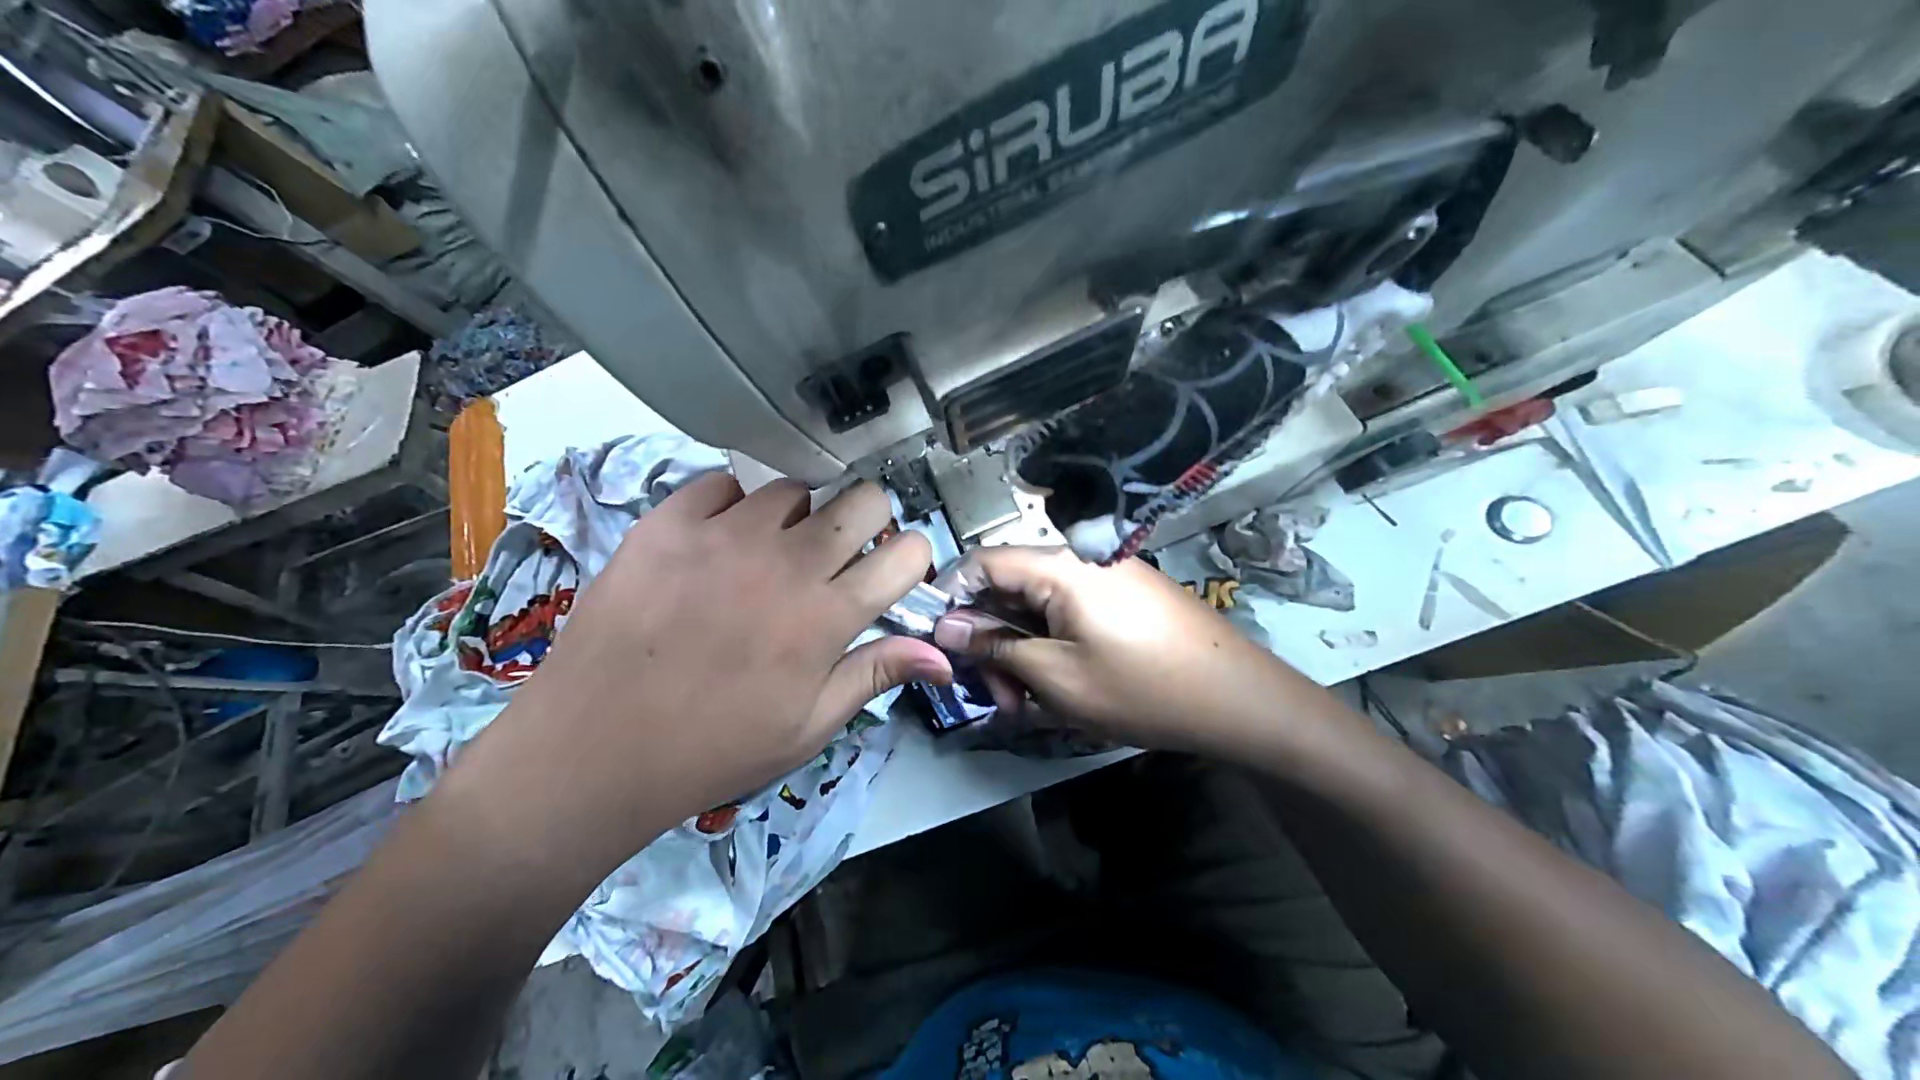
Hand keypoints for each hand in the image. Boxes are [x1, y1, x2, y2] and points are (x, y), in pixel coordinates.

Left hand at [441, 475, 951, 878]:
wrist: (593, 748)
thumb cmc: (713, 748)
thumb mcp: (807, 727)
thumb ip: (875, 675)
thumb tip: (944, 655)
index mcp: (827, 615)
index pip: (906, 552)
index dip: (911, 557)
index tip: (892, 572)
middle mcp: (786, 561)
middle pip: (862, 498)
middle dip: (869, 520)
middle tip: (841, 552)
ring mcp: (724, 534)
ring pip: (795, 485)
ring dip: (801, 513)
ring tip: (775, 547)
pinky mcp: (668, 521)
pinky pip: (724, 483)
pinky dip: (735, 504)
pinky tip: (722, 537)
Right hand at [932, 546, 1306, 756]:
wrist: (1239, 701)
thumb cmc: (1141, 689)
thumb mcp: (1055, 676)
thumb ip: (995, 645)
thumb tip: (946, 625)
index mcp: (1060, 564)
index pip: (982, 561)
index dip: (953, 600)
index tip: (944, 646)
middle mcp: (1080, 557)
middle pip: (1009, 586)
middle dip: (993, 640)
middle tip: (999, 697)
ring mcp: (1106, 576)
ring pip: (1038, 604)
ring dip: (1023, 650)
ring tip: (1031, 703)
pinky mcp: (1125, 595)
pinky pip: (1069, 611)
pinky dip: (1053, 645)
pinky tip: (1061, 685)